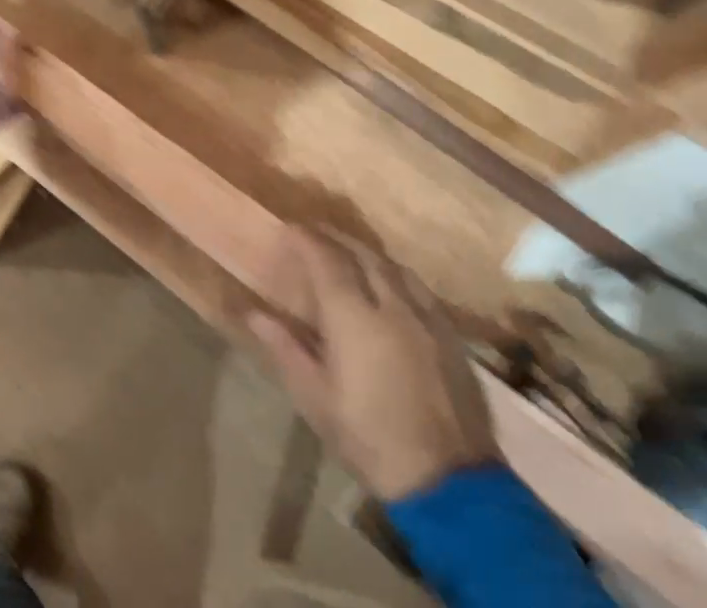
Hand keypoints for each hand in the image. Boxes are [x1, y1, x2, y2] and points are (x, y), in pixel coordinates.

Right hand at [249, 229, 498, 500]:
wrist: (448, 478)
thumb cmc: (367, 436)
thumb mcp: (314, 396)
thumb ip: (285, 347)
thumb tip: (254, 313)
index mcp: (355, 319)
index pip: (328, 261)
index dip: (308, 239)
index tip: (289, 227)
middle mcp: (395, 308)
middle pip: (365, 256)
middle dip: (337, 239)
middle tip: (314, 234)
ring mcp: (430, 321)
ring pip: (398, 269)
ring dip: (368, 254)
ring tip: (348, 255)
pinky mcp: (452, 338)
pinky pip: (419, 290)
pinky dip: (395, 276)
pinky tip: (388, 289)